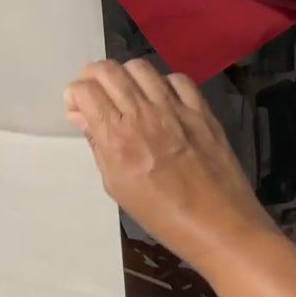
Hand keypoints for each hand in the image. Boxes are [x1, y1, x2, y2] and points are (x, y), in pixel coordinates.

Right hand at [66, 59, 278, 273]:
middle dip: (92, 77)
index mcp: (116, 136)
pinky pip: (178, 79)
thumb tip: (83, 118)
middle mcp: (142, 115)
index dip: (74, 95)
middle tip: (97, 96)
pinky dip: (163, 84)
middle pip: (107, 70)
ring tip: (129, 95)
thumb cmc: (161, 213)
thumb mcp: (115, 184)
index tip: (80, 111)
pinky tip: (162, 101)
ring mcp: (175, 111)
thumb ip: (97, 144)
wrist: (222, 229)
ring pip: (140, 68)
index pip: (83, 89)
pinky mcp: (203, 113)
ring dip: (126, 76)